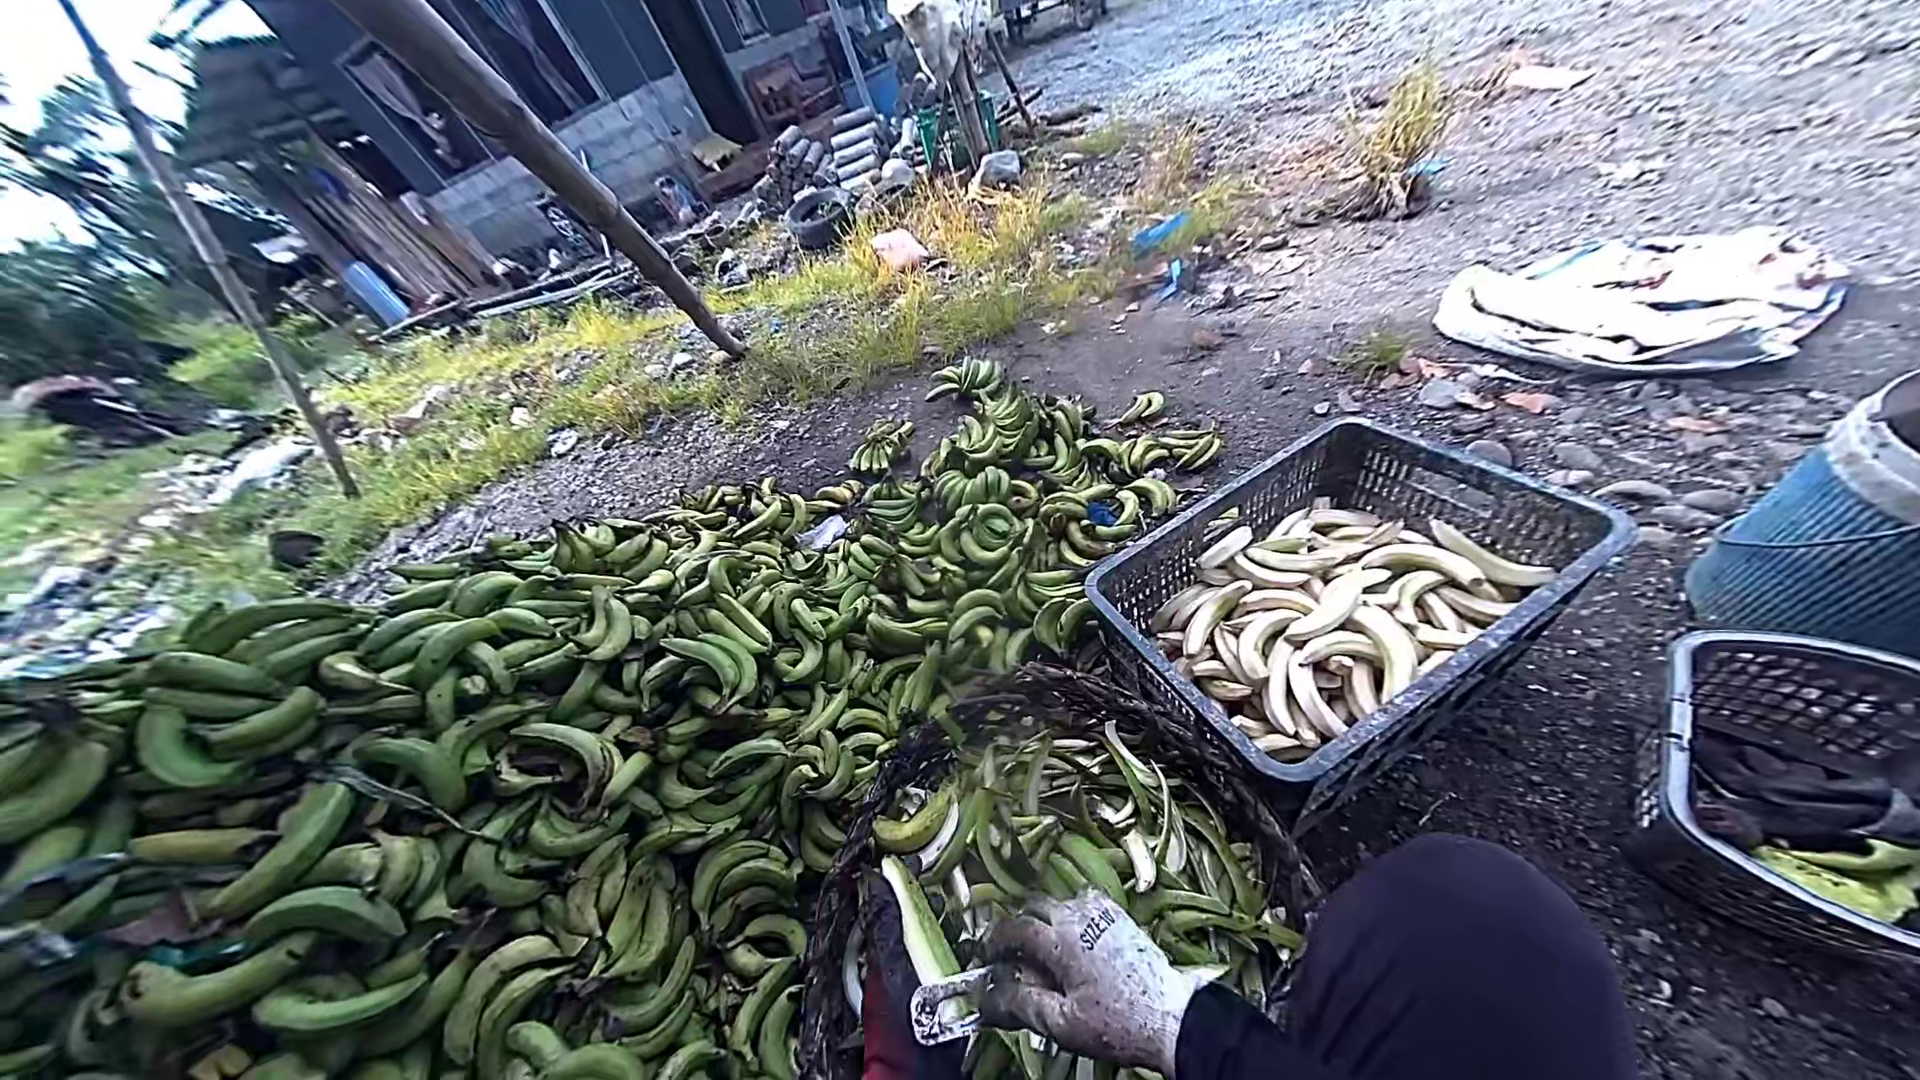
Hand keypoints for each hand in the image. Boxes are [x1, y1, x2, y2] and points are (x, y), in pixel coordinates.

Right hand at [980, 890, 1205, 1075]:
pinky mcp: (1116, 911)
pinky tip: (1077, 936)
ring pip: (1058, 901)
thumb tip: (990, 996)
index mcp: (1059, 941)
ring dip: (1046, 918)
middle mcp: (1075, 915)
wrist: (1168, 1015)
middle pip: (1034, 906)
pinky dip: (1072, 912)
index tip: (988, 955)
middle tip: (1016, 952)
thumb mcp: (1064, 1024)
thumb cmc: (1116, 1023)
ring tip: (1047, 947)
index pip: (1014, 928)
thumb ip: (1023, 1004)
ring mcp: (1097, 909)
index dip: (996, 940)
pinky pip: (1084, 900)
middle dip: (1019, 925)